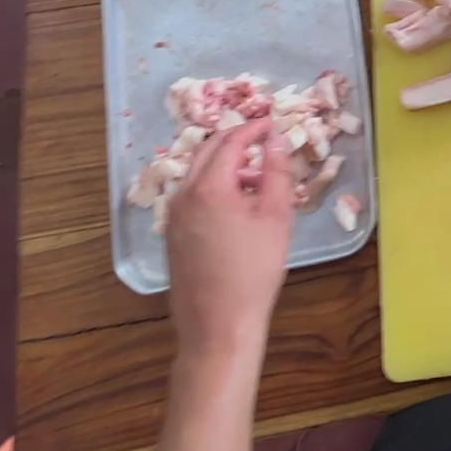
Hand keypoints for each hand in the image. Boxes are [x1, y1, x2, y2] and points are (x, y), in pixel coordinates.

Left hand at [166, 120, 294, 359]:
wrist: (219, 326)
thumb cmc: (255, 270)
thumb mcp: (276, 216)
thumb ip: (277, 171)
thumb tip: (276, 139)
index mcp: (209, 187)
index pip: (231, 141)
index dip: (254, 128)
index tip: (274, 123)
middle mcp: (183, 196)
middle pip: (207, 151)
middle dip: (236, 140)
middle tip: (264, 140)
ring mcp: (173, 217)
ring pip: (197, 173)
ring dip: (224, 163)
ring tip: (256, 174)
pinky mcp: (173, 236)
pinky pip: (191, 194)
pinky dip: (213, 184)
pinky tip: (236, 202)